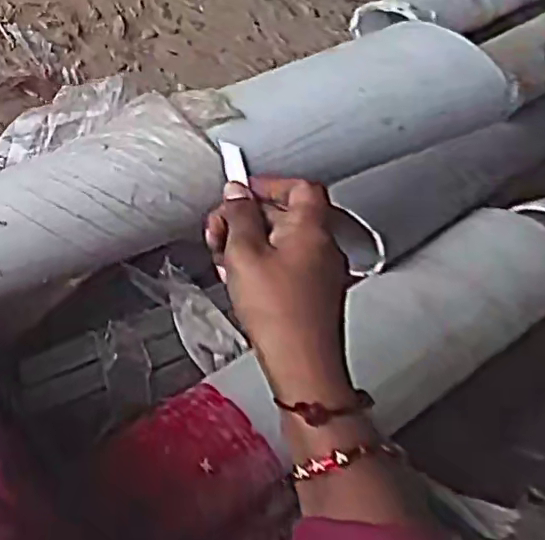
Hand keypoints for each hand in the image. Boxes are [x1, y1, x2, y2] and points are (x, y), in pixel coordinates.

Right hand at [205, 177, 353, 404]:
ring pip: (278, 236)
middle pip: (282, 211)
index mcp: (311, 230)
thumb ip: (238, 214)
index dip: (267, 183)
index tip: (240, 190)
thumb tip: (236, 193)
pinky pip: (282, 258)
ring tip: (226, 256)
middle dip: (245, 214)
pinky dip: (257, 258)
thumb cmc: (277, 309)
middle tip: (221, 228)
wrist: (300, 361)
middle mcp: (323, 246)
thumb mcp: (243, 250)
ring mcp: (319, 269)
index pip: (300, 187)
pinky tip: (238, 274)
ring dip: (246, 238)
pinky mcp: (310, 288)